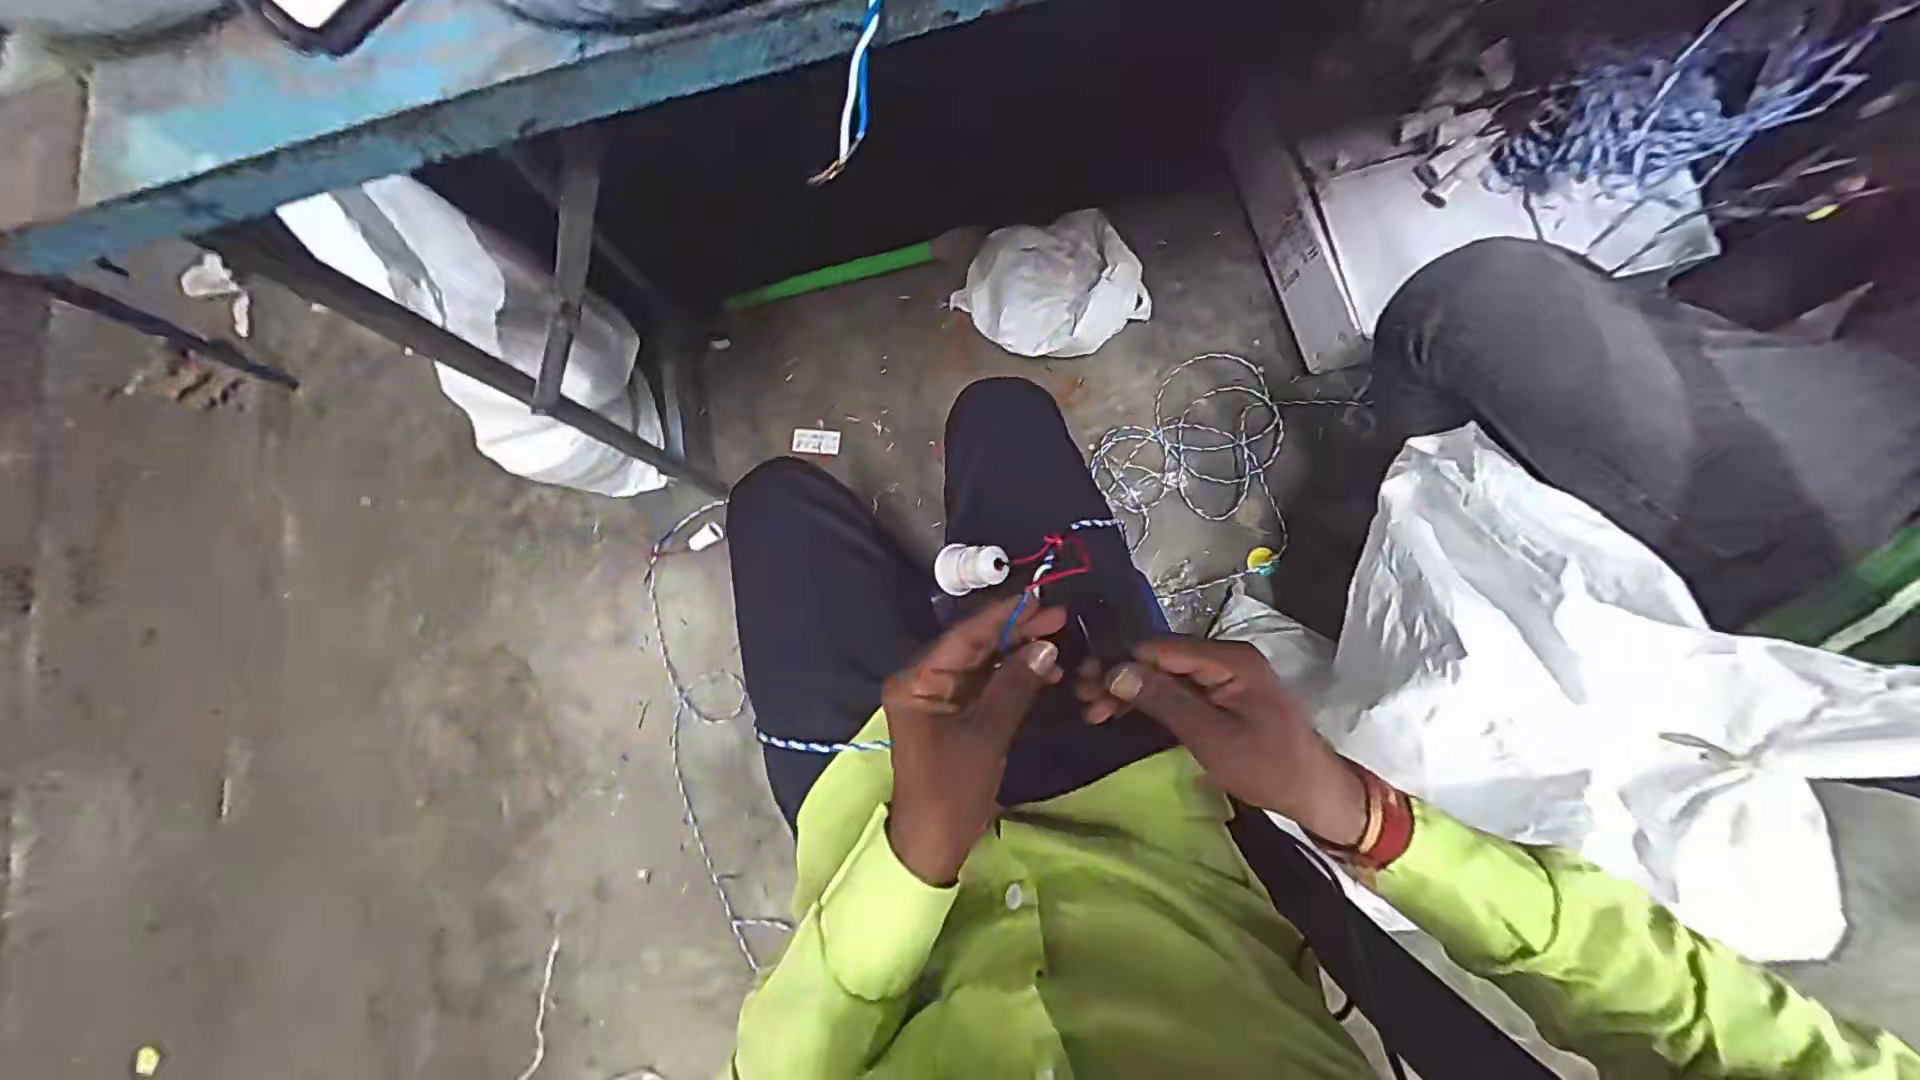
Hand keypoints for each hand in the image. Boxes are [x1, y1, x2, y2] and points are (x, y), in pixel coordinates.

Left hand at [884, 595, 1065, 885]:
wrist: (932, 846)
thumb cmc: (951, 790)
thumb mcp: (985, 735)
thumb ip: (1014, 686)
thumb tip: (1046, 646)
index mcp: (916, 680)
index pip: (963, 636)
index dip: (1002, 615)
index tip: (1038, 598)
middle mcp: (925, 680)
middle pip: (974, 645)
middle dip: (1016, 631)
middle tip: (1058, 616)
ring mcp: (941, 697)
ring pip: (984, 662)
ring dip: (1019, 651)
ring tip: (1058, 637)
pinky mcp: (957, 713)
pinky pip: (987, 684)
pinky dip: (1014, 676)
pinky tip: (1044, 669)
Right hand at [1078, 638, 1365, 844]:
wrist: (1317, 795)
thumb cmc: (1268, 767)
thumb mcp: (1212, 737)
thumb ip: (1164, 700)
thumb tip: (1116, 672)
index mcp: (1229, 659)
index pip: (1160, 647)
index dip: (1121, 661)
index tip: (1088, 682)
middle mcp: (1223, 657)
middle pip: (1158, 658)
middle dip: (1119, 676)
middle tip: (1085, 699)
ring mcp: (1221, 675)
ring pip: (1161, 674)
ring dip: (1128, 690)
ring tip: (1093, 709)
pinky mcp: (1218, 694)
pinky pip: (1174, 689)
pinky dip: (1147, 701)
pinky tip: (1118, 712)